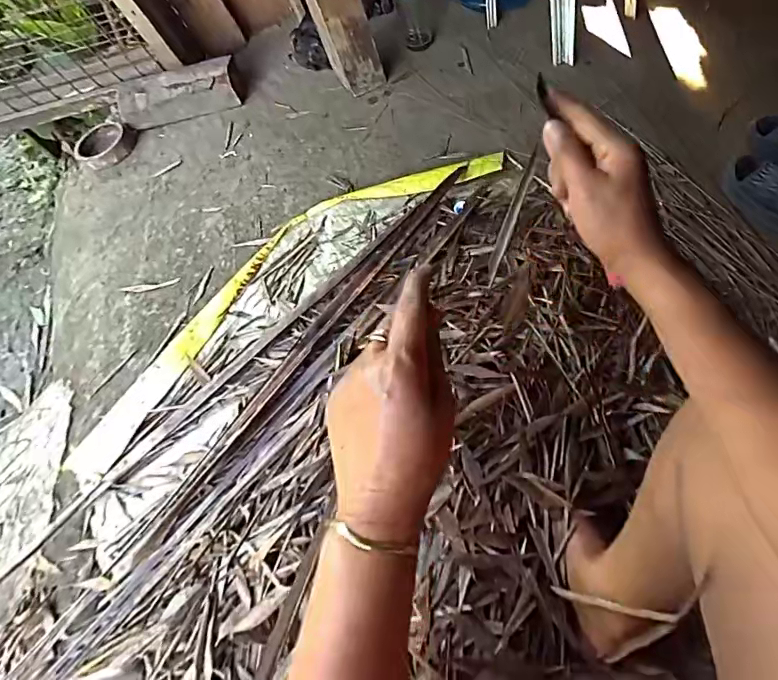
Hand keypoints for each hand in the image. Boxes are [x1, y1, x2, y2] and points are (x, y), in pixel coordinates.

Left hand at [326, 267, 454, 542]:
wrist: (376, 505)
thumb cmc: (422, 456)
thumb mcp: (444, 403)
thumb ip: (433, 355)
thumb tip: (428, 320)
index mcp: (400, 365)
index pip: (409, 310)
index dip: (417, 287)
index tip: (423, 272)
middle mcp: (368, 364)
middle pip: (392, 335)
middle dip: (407, 341)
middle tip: (423, 370)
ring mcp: (346, 381)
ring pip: (375, 356)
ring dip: (389, 364)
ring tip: (400, 404)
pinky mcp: (333, 397)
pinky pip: (359, 375)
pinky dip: (373, 381)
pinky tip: (380, 414)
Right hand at [540, 89, 671, 279]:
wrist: (638, 261)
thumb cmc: (612, 225)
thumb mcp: (582, 186)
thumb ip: (565, 152)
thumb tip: (552, 125)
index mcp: (617, 147)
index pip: (584, 116)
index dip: (562, 105)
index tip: (544, 91)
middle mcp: (620, 153)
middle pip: (577, 140)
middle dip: (562, 163)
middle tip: (564, 190)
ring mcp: (618, 171)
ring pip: (577, 161)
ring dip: (567, 181)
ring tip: (573, 205)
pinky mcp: (613, 187)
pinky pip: (584, 178)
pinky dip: (576, 192)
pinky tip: (578, 211)